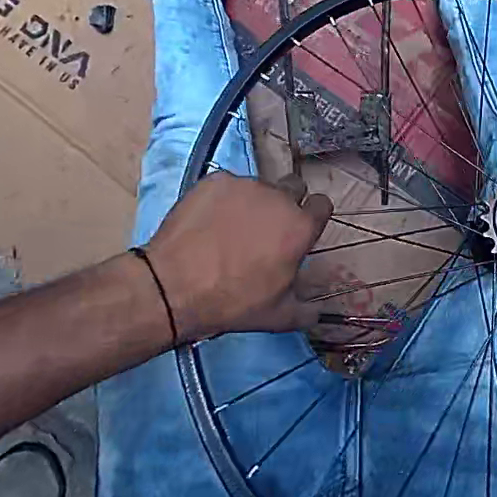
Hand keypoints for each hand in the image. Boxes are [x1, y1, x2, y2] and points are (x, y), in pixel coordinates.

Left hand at [139, 172, 331, 340]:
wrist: (175, 285)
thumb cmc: (232, 302)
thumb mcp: (278, 316)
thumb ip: (305, 309)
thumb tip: (315, 310)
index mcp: (299, 227)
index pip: (322, 204)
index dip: (312, 215)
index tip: (300, 227)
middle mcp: (276, 197)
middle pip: (293, 187)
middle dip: (286, 202)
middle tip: (266, 226)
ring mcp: (243, 184)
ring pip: (257, 186)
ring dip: (251, 202)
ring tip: (230, 228)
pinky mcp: (214, 180)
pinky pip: (227, 185)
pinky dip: (223, 199)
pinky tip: (209, 221)